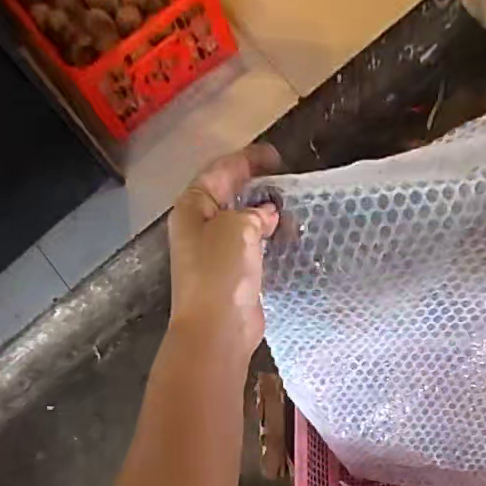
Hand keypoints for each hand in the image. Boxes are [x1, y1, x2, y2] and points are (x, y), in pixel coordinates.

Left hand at [167, 144, 283, 357]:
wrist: (218, 328)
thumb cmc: (221, 273)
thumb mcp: (237, 229)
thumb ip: (254, 213)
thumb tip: (268, 213)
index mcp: (193, 208)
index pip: (220, 172)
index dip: (247, 160)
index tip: (276, 158)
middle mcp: (201, 227)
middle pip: (229, 196)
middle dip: (256, 187)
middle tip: (287, 183)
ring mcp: (217, 253)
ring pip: (243, 223)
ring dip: (265, 215)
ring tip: (292, 211)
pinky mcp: (234, 275)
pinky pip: (253, 248)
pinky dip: (269, 240)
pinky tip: (286, 241)